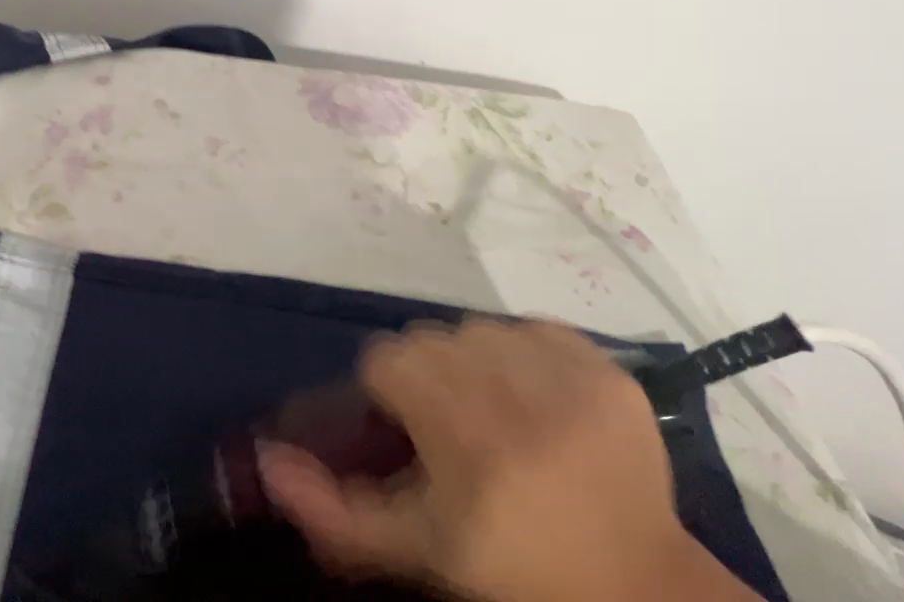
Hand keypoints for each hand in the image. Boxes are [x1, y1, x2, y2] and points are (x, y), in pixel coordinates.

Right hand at [257, 319, 762, 601]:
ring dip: (472, 362)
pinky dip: (524, 355)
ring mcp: (575, 379)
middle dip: (426, 376)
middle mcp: (523, 396)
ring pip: (479, 328)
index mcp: (471, 441)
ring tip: (493, 410)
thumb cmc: (513, 570)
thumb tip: (268, 460)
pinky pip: (534, 329)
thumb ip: (333, 508)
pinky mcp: (612, 371)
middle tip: (446, 424)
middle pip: (431, 339)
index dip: (387, 393)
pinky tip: (537, 399)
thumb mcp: (416, 549)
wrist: (636, 586)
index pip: (390, 359)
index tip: (406, 430)